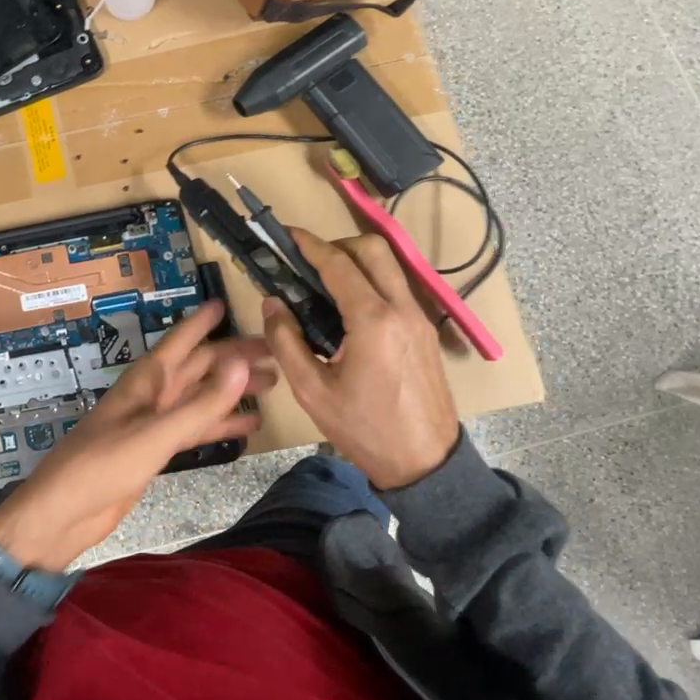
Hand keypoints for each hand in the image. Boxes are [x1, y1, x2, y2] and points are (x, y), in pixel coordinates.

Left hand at [0, 300, 269, 570]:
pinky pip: (193, 429)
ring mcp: (152, 424)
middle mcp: (150, 396)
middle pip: (196, 368)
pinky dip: (219, 424)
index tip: (226, 305)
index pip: (179, 342)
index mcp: (145, 381)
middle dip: (231, 358)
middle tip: (275, 352)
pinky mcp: (155, 451)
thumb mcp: (157, 434)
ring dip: (230, 390)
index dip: (201, 323)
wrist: (66, 510)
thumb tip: (241, 362)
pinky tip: (248, 426)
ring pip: (198, 397)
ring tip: (273, 384)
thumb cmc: (104, 465)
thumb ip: (202, 403)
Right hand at [263, 230, 459, 489]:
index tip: (286, 235)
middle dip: (337, 244)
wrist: (426, 464)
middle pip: (374, 249)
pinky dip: (371, 281)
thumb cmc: (365, 430)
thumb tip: (272, 303)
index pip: (339, 264)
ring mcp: (420, 319)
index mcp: (373, 321)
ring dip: (356, 260)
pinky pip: (397, 288)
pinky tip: (346, 307)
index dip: (309, 244)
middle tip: (307, 259)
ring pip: (390, 266)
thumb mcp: (311, 390)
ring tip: (322, 281)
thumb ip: (286, 340)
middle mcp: (402, 310)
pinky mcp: (426, 332)